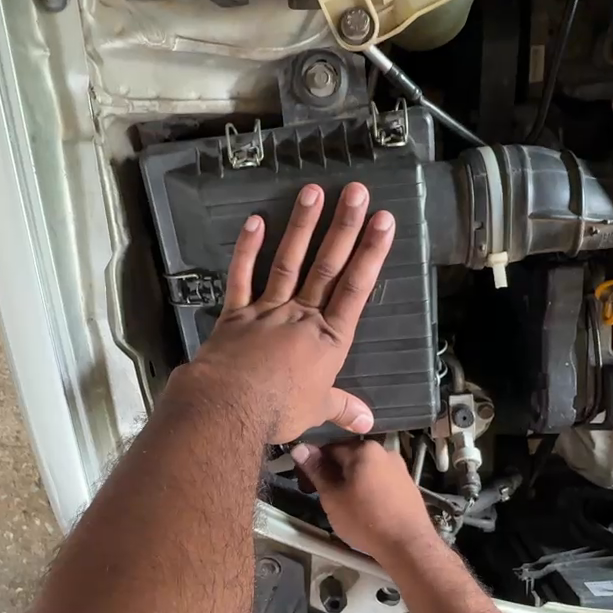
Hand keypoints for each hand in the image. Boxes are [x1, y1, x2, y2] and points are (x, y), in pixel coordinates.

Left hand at [180, 181, 393, 442]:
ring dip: (302, 226)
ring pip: (288, 263)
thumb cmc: (278, 410)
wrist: (229, 406)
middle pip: (327, 266)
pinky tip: (255, 221)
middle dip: (344, 227)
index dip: (371, 253)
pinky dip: (247, 250)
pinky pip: (241, 278)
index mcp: (328, 339)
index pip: (356, 289)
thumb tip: (368, 421)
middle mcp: (300, 317)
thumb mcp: (317, 410)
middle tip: (356, 191)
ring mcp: (267, 311)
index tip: (383, 220)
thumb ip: (342, 407)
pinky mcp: (236, 314)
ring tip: (313, 191)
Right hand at [290, 439, 441, 564]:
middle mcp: (384, 451)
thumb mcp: (332, 497)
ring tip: (343, 505)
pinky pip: (379, 480)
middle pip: (348, 457)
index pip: (328, 448)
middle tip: (321, 496)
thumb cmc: (366, 520)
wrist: (408, 545)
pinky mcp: (407, 485)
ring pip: (364, 470)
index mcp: (364, 449)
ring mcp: (399, 468)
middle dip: (332, 473)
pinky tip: (363, 508)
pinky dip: (367, 489)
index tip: (306, 482)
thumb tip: (300, 449)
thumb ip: (316, 470)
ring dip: (350, 481)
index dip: (312, 464)